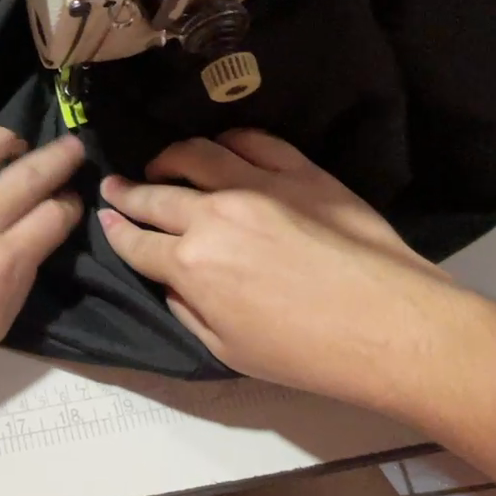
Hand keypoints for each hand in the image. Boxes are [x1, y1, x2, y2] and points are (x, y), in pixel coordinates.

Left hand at [0, 128, 85, 425]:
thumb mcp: (0, 321)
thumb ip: (22, 272)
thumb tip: (35, 234)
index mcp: (3, 263)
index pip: (55, 215)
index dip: (71, 204)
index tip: (71, 200)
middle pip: (28, 175)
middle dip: (59, 157)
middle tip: (71, 146)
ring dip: (0, 137)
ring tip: (12, 140)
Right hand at [98, 129, 495, 407]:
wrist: (391, 327)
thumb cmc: (305, 353)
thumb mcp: (226, 350)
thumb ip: (186, 309)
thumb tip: (171, 281)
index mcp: (189, 265)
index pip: (135, 241)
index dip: (114, 230)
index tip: (104, 219)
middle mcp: (212, 216)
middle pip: (155, 194)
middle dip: (127, 190)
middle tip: (114, 185)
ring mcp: (256, 186)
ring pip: (195, 155)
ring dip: (168, 158)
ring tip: (161, 164)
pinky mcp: (298, 172)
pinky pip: (252, 141)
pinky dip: (226, 141)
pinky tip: (220, 148)